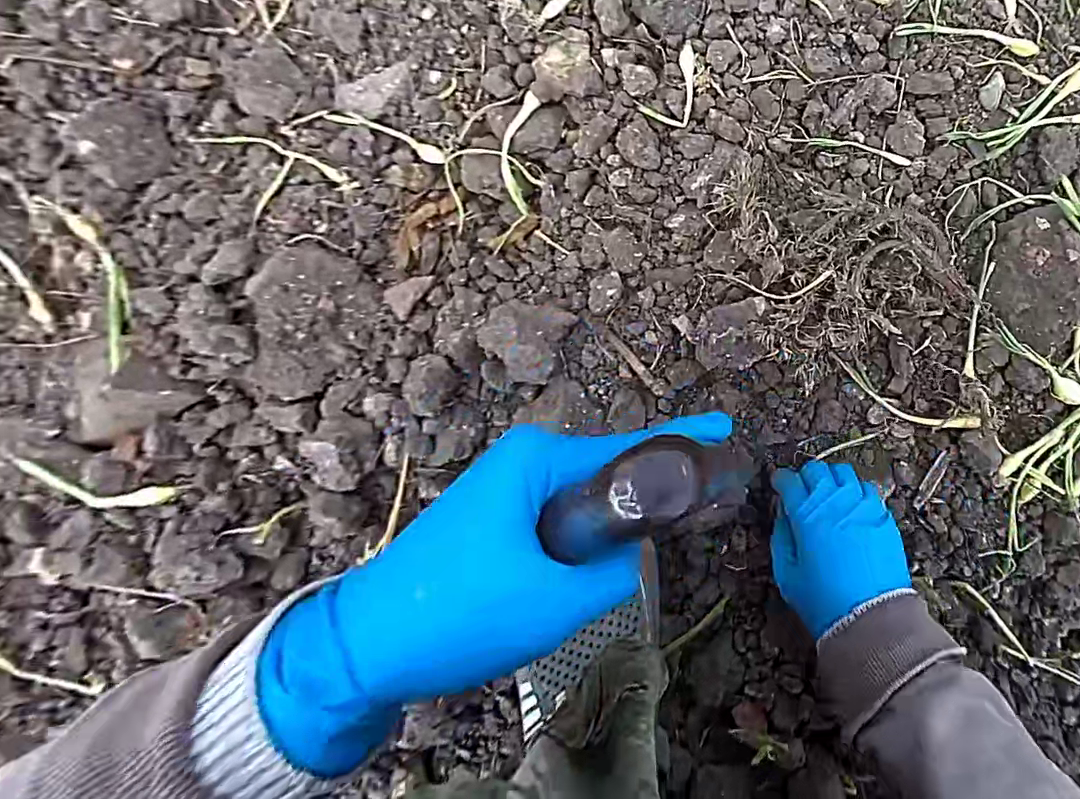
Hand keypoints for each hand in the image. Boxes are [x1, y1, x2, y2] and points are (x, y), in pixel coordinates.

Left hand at [257, 412, 733, 774]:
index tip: (726, 426)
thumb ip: (616, 574)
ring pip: (588, 493)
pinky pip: (563, 510)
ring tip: (664, 526)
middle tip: (701, 497)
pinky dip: (592, 525)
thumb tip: (631, 556)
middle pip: (614, 467)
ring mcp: (509, 483)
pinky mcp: (499, 511)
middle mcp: (526, 458)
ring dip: (622, 510)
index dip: (685, 438)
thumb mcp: (555, 603)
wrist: (353, 654)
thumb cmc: (455, 615)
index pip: (631, 445)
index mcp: (539, 460)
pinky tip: (610, 546)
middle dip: (657, 481)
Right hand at [770, 461, 910, 638]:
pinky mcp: (882, 511)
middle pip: (817, 469)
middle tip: (803, 488)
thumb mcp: (788, 575)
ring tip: (829, 493)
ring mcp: (862, 503)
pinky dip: (855, 490)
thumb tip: (783, 516)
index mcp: (807, 515)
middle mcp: (835, 501)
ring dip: (832, 478)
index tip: (779, 483)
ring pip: (844, 471)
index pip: (790, 481)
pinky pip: (866, 488)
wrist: (871, 615)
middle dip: (806, 475)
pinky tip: (852, 505)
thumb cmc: (825, 601)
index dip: (781, 479)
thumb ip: (781, 538)